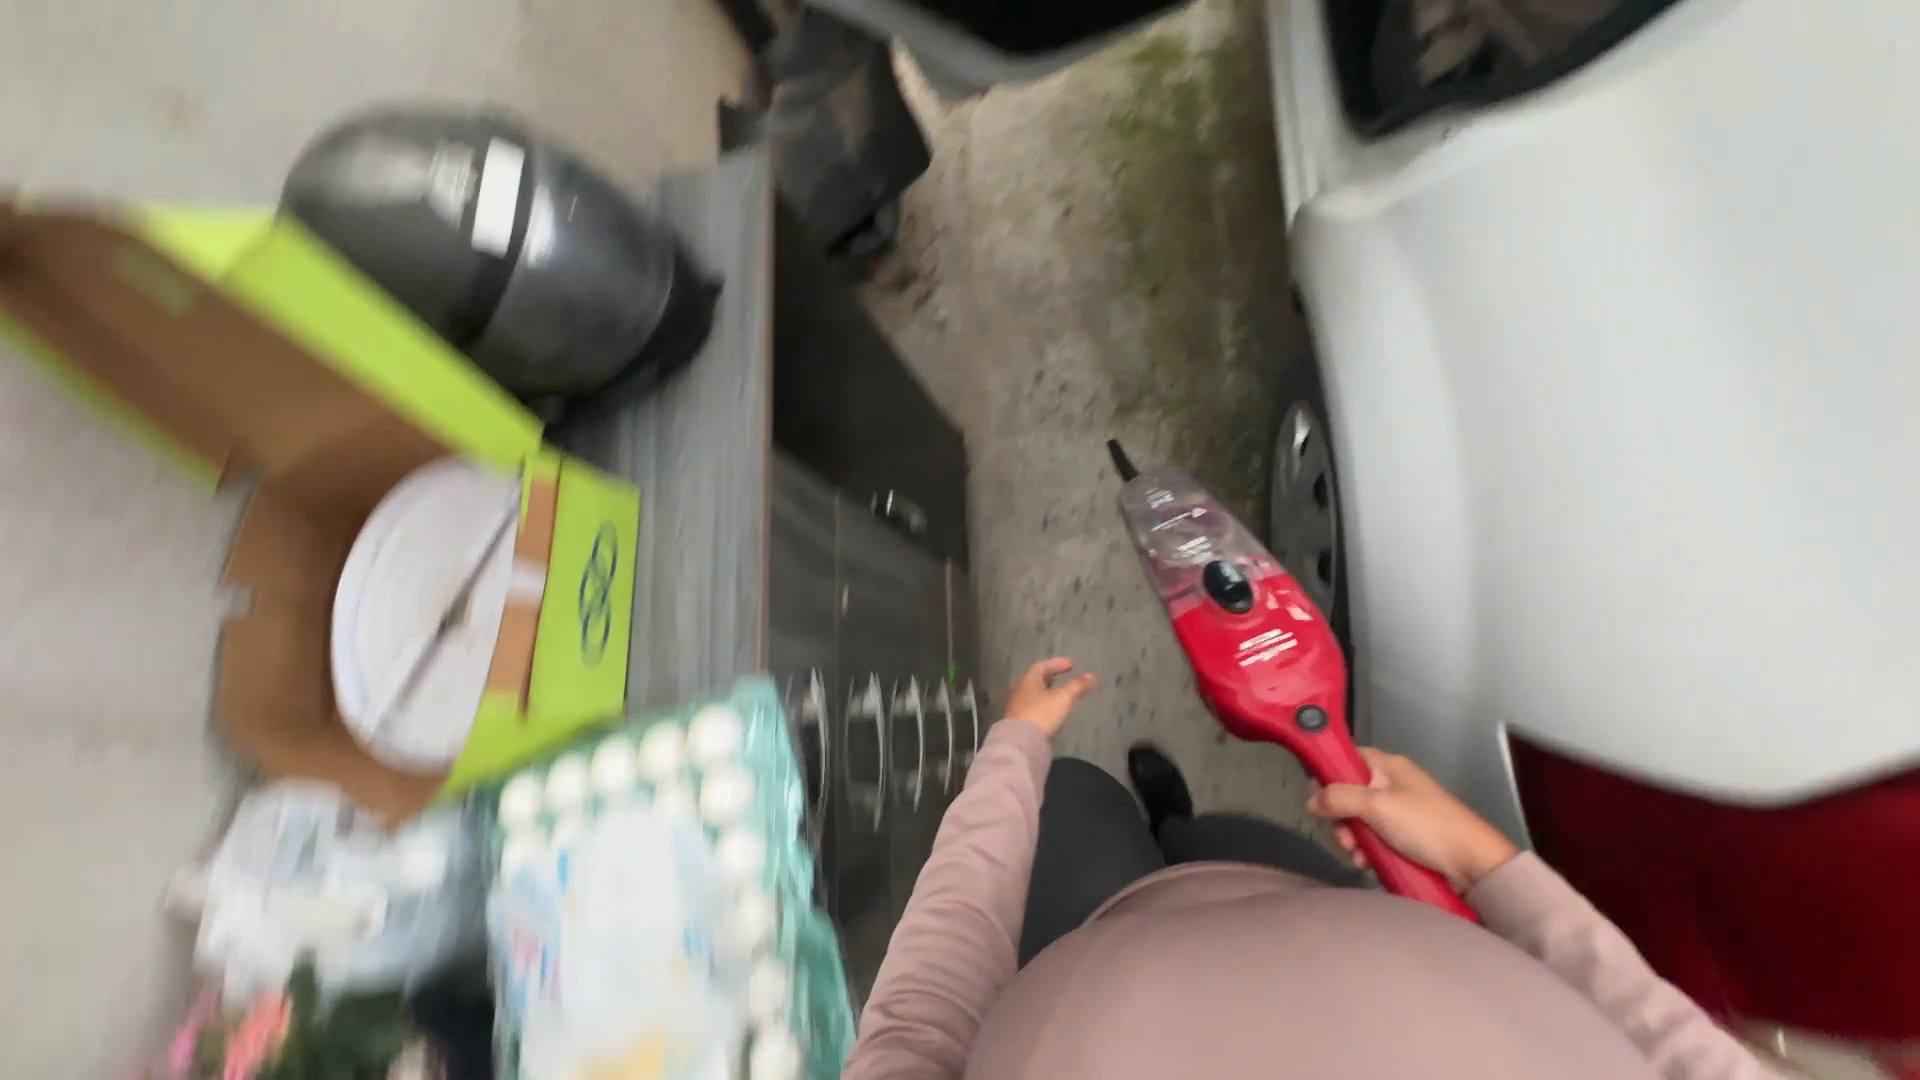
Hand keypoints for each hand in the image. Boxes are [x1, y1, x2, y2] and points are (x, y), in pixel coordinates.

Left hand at [1003, 658, 1096, 737]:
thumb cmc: (1041, 713)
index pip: (1042, 666)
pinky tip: (1051, 709)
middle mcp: (1020, 689)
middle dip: (1051, 675)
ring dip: (1047, 689)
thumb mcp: (1063, 698)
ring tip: (1060, 693)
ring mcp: (1018, 705)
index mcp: (1029, 680)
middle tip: (1063, 675)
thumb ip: (1077, 686)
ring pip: (1034, 692)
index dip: (1057, 663)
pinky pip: (1033, 705)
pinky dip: (1044, 702)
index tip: (1072, 664)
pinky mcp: (1019, 719)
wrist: (1021, 740)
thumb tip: (1091, 676)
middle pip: (1036, 678)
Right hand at [1305, 747, 1518, 891]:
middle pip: (1349, 792)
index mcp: (1388, 766)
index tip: (1316, 795)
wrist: (1477, 865)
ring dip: (1352, 837)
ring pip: (1361, 818)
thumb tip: (1310, 800)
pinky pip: (1376, 837)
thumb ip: (1338, 798)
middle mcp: (1393, 784)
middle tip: (1342, 835)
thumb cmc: (1425, 825)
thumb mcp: (1377, 806)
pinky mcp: (1408, 836)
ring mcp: (1401, 811)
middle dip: (1340, 816)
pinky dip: (1368, 849)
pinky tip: (1366, 862)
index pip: (1347, 758)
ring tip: (1356, 855)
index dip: (1328, 772)